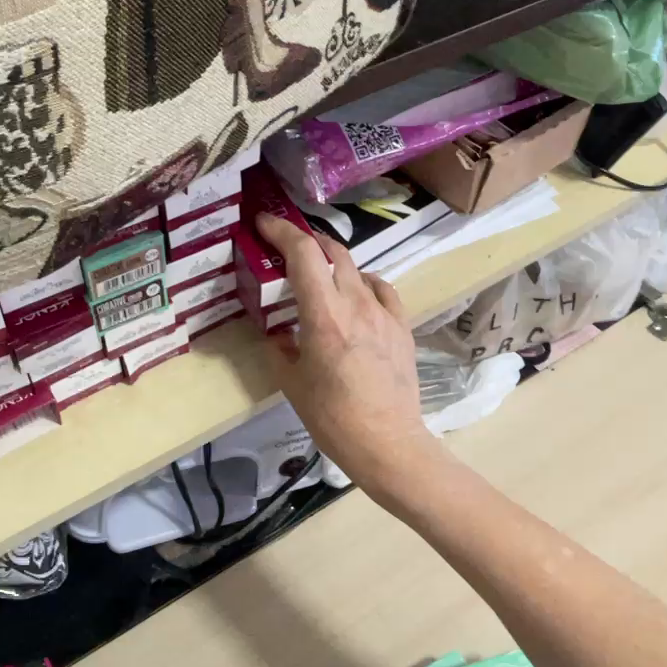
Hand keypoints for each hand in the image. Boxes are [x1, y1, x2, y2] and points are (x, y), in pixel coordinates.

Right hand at [255, 212, 443, 493]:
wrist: (387, 443)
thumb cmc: (332, 417)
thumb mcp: (292, 382)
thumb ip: (279, 348)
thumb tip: (276, 333)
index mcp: (323, 315)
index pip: (303, 253)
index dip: (282, 231)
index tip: (264, 224)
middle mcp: (355, 303)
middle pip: (332, 251)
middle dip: (307, 241)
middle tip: (287, 247)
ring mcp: (383, 312)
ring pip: (356, 269)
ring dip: (333, 264)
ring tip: (319, 276)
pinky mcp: (402, 326)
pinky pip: (381, 289)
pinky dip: (363, 283)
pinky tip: (357, 294)